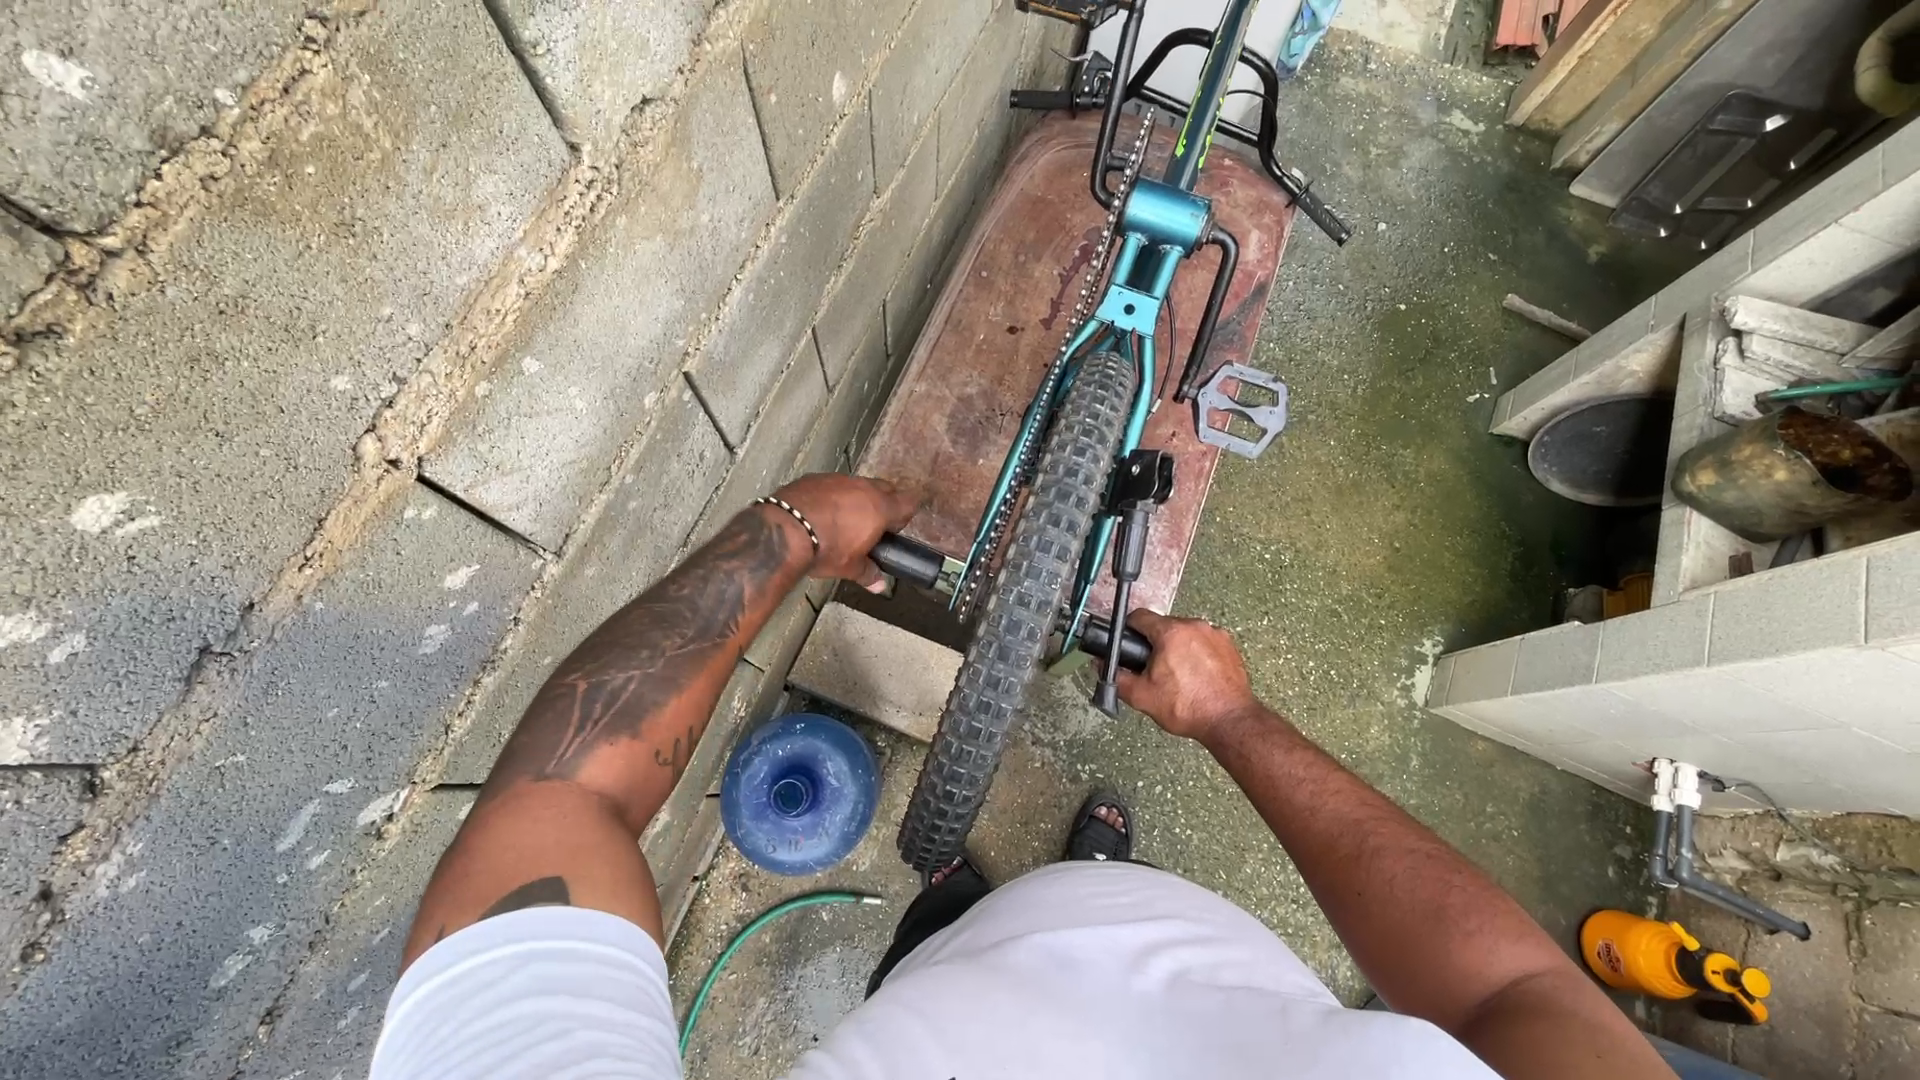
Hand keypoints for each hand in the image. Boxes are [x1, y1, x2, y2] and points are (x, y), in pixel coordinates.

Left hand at [770, 474, 920, 589]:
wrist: (784, 531)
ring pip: (856, 485)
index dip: (905, 515)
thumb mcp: (849, 567)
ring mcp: (837, 479)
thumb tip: (879, 586)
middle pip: (884, 488)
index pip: (908, 501)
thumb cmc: (825, 549)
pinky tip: (817, 514)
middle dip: (882, 503)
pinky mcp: (814, 477)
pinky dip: (830, 497)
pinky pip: (830, 485)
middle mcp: (862, 487)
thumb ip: (868, 573)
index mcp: (880, 508)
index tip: (894, 529)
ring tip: (841, 521)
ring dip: (854, 499)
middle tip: (871, 525)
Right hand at [1115, 610, 1260, 741]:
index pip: (1139, 616)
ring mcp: (1215, 635)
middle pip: (1164, 626)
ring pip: (1185, 634)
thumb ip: (1117, 677)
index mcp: (1171, 633)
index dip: (1128, 629)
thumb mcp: (1141, 696)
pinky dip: (1198, 655)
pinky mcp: (1229, 646)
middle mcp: (1195, 627)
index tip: (1128, 640)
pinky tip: (1196, 677)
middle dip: (1155, 644)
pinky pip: (1205, 643)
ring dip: (1178, 649)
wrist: (1229, 721)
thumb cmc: (1191, 708)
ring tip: (1177, 676)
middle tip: (1153, 669)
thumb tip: (1104, 666)